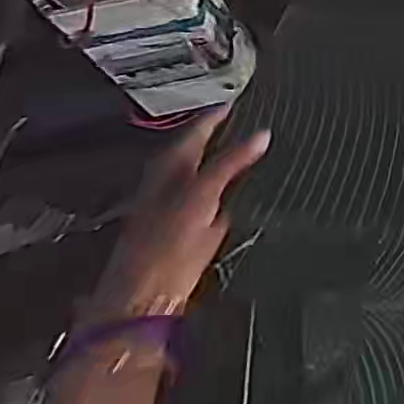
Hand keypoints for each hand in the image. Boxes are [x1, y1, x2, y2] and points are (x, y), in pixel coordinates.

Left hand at [87, 111, 268, 319]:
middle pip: (199, 149)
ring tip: (252, 158)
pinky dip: (226, 192)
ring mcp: (174, 207)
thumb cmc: (166, 247)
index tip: (239, 102)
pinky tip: (241, 200)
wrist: (142, 301)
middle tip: (249, 126)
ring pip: (204, 175)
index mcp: (171, 166)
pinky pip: (210, 201)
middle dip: (223, 137)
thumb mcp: (203, 195)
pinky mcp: (182, 233)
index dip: (220, 114)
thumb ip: (232, 163)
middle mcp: (170, 182)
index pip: (200, 128)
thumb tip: (261, 136)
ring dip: (225, 164)